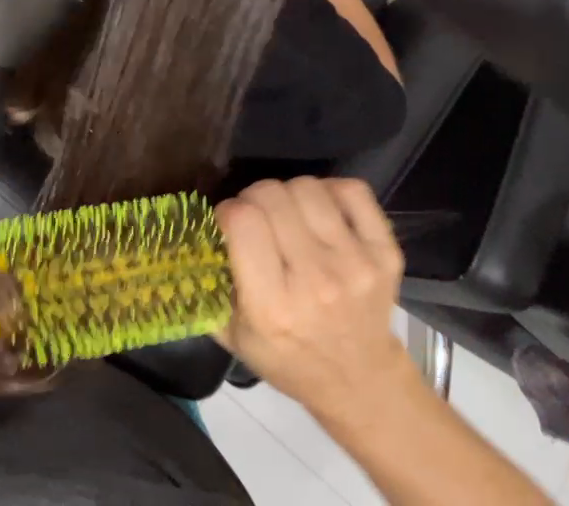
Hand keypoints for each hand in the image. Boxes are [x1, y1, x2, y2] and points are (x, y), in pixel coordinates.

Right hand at [216, 178, 415, 424]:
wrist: (360, 380)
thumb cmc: (286, 358)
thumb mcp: (232, 336)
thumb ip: (205, 286)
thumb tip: (183, 237)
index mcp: (272, 306)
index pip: (242, 221)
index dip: (226, 211)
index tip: (226, 224)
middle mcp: (316, 282)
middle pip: (272, 195)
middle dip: (253, 198)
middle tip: (254, 219)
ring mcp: (356, 265)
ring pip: (307, 187)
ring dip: (288, 194)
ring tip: (286, 215)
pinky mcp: (385, 254)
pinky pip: (352, 190)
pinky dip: (329, 190)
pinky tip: (319, 211)